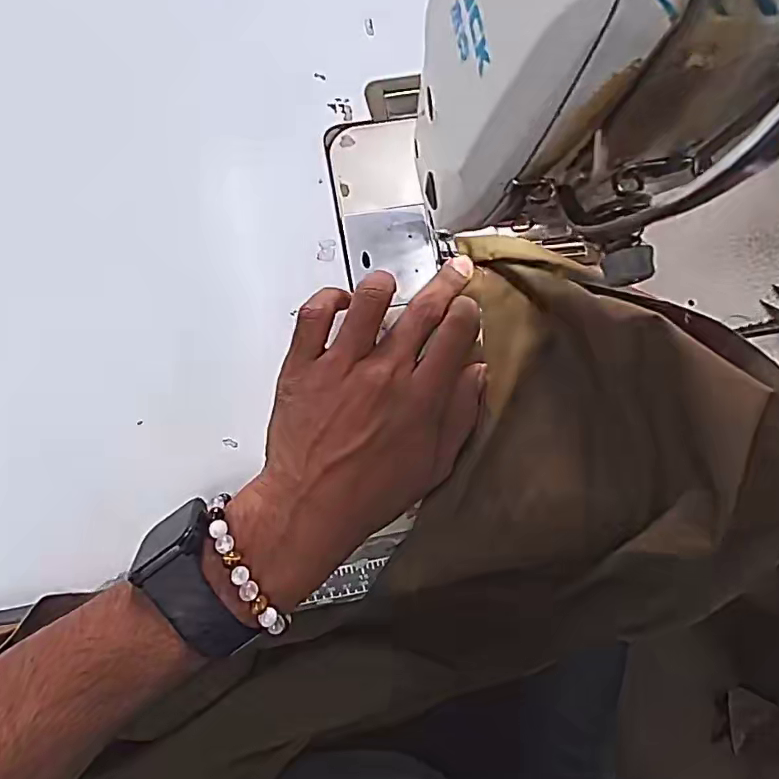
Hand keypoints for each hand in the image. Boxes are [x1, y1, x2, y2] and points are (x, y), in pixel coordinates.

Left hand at [216, 260, 486, 613]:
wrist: (310, 506)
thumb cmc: (367, 493)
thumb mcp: (433, 465)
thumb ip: (460, 416)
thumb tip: (476, 375)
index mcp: (420, 399)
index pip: (455, 333)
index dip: (467, 311)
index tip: (467, 306)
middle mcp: (383, 375)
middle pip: (422, 310)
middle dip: (445, 283)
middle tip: (452, 273)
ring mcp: (340, 367)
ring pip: (368, 301)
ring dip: (384, 285)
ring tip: (389, 283)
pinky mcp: (302, 368)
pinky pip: (313, 316)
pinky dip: (327, 299)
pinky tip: (338, 301)